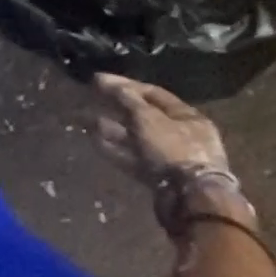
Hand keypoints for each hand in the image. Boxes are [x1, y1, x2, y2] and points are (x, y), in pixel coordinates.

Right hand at [93, 72, 230, 185]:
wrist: (190, 197)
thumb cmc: (172, 147)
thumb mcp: (146, 116)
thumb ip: (124, 96)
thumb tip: (104, 80)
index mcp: (188, 118)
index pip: (153, 93)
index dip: (124, 84)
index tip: (97, 79)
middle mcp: (183, 135)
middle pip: (143, 116)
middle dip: (115, 107)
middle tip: (90, 97)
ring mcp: (171, 157)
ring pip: (135, 137)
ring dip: (111, 128)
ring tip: (85, 120)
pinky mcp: (159, 175)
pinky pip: (133, 156)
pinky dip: (114, 148)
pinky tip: (94, 140)